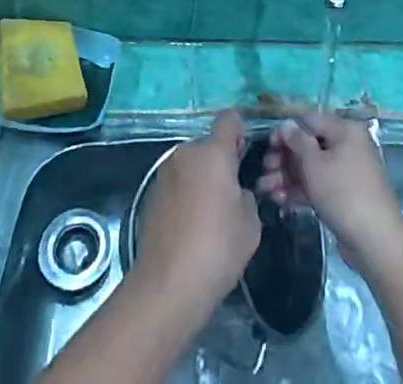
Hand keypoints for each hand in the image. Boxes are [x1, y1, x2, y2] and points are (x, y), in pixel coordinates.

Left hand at [132, 109, 261, 310]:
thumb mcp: (251, 222)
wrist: (168, 283)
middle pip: (209, 145)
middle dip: (222, 162)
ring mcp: (165, 172)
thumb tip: (234, 191)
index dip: (240, 129)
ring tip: (213, 213)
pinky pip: (178, 182)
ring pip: (192, 164)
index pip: (229, 119)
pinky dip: (187, 193)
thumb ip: (246, 194)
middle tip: (234, 193)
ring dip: (203, 178)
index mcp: (212, 152)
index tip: (247, 151)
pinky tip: (193, 224)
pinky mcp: (152, 193)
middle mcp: (185, 153)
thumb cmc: (218, 247)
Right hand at [256, 112, 402, 257]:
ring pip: (310, 167)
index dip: (286, 131)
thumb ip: (297, 141)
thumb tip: (286, 125)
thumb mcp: (314, 164)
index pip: (309, 120)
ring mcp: (346, 171)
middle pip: (308, 145)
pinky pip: (317, 184)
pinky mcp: (343, 194)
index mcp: (345, 130)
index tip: (268, 146)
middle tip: (265, 171)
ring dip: (286, 176)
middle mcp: (347, 145)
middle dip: (283, 158)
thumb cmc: (343, 193)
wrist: (375, 241)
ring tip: (266, 190)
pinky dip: (299, 190)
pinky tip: (280, 200)